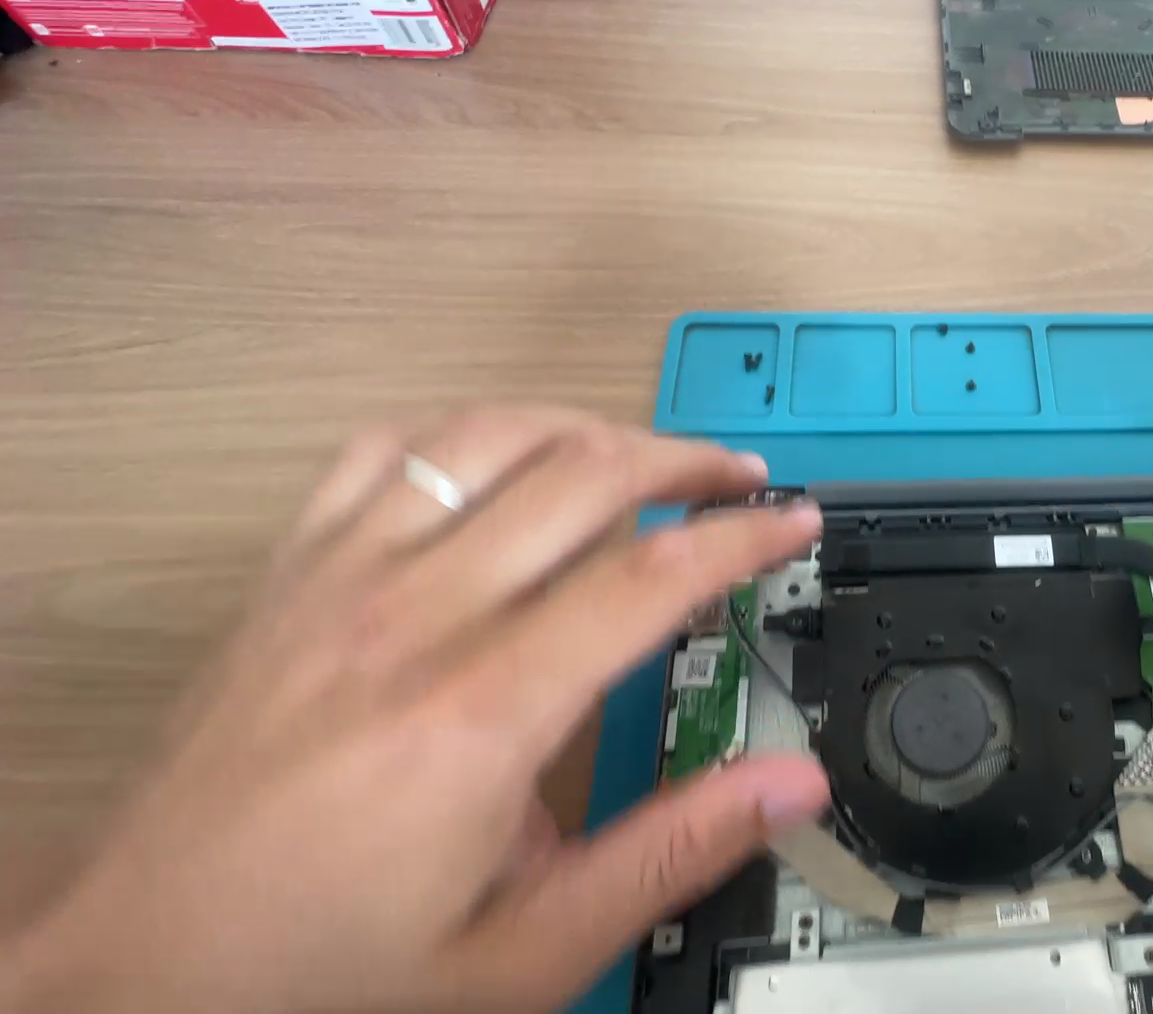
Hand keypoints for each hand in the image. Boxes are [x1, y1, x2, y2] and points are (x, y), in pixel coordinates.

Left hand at [1, 406, 828, 1012]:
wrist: (122, 995)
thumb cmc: (335, 980)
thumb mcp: (533, 950)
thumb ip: (676, 849)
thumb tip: (795, 782)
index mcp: (481, 711)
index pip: (650, 576)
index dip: (743, 536)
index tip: (795, 520)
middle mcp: (412, 617)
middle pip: (583, 474)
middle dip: (687, 462)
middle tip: (743, 480)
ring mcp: (340, 579)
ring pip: (492, 435)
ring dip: (593, 429)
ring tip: (651, 457)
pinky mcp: (292, 574)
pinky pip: (389, 449)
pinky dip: (475, 430)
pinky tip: (516, 456)